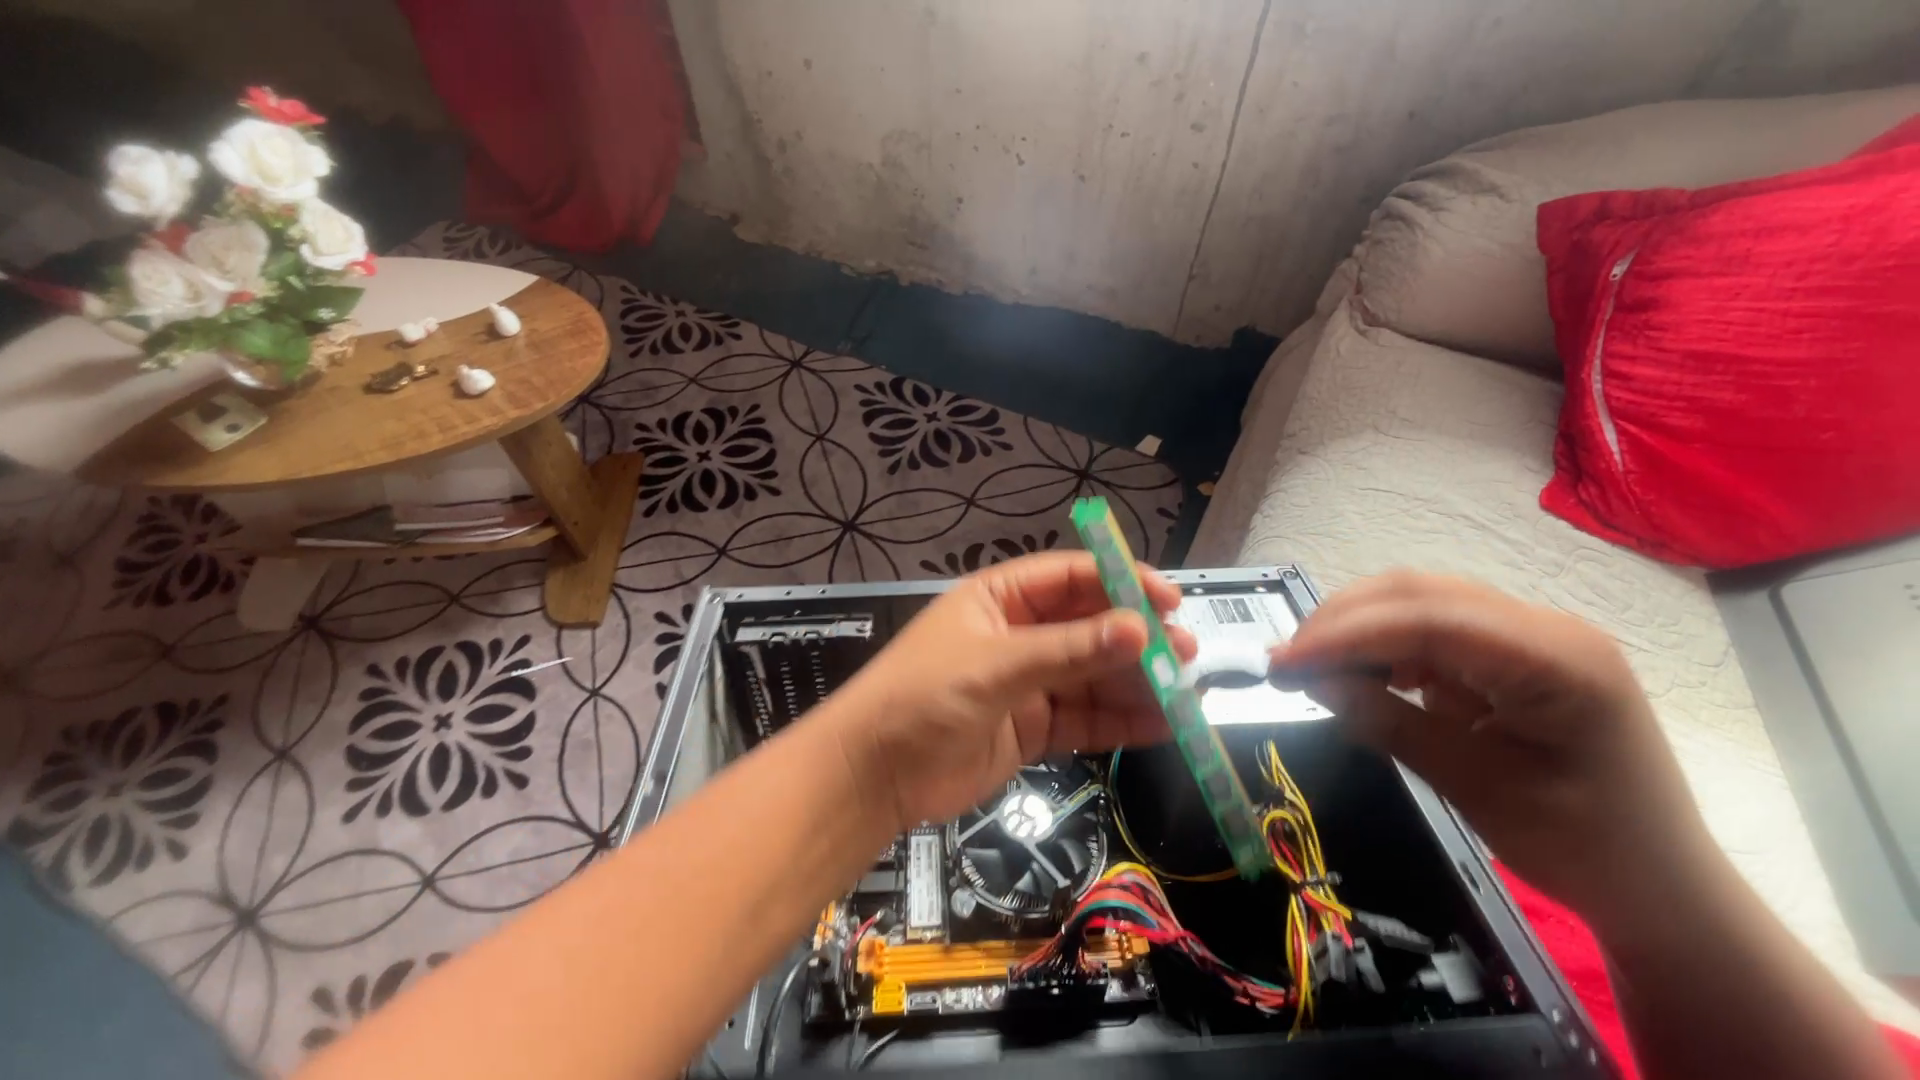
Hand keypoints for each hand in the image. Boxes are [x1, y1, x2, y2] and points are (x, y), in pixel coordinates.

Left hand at [823, 551, 1194, 832]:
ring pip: (1092, 676)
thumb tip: (1140, 630)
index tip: (1168, 600)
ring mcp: (1026, 683)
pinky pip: (1084, 719)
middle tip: (1184, 652)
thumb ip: (1068, 651)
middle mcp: (1018, 635)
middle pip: (1089, 627)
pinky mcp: (1031, 729)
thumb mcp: (995, 667)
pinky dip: (1119, 722)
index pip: (1070, 578)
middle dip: (1135, 639)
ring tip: (1182, 692)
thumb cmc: (922, 698)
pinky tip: (1160, 726)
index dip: (1120, 583)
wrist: (873, 775)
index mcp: (999, 600)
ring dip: (1135, 683)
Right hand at [1275, 571, 1717, 928]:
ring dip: (1359, 629)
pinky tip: (1359, 675)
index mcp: (1557, 657)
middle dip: (1343, 621)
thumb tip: (1314, 682)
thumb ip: (1393, 725)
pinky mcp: (1513, 657)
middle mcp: (1545, 627)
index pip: (1430, 618)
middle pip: (1422, 593)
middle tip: (1284, 663)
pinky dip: (1386, 648)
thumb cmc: (1585, 847)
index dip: (1347, 634)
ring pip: (1422, 603)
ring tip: (1310, 667)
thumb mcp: (1479, 790)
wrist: (1662, 886)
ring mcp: (1531, 638)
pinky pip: (1434, 633)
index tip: (1283, 664)